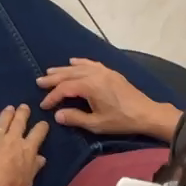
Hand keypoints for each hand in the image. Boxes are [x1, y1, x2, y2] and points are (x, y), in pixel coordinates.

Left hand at [0, 104, 48, 185]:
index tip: (43, 124)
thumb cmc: (11, 184)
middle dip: (23, 113)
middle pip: (19, 122)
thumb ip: (34, 167)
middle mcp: (13, 139)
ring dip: (6, 114)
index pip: (38, 133)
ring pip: (2, 122)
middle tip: (24, 106)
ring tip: (9, 108)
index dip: (42, 127)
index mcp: (27, 148)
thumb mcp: (28, 180)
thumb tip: (41, 158)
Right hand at [37, 58, 181, 140]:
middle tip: (39, 82)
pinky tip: (73, 62)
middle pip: (69, 74)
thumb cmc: (121, 120)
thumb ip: (76, 118)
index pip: (65, 89)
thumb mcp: (97, 123)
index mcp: (90, 86)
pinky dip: (80, 63)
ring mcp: (103, 71)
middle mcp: (95, 74)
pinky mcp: (110, 73)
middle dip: (53, 79)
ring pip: (78, 67)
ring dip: (63, 70)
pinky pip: (91, 64)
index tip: (44, 105)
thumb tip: (57, 115)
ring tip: (50, 72)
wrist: (146, 113)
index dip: (52, 97)